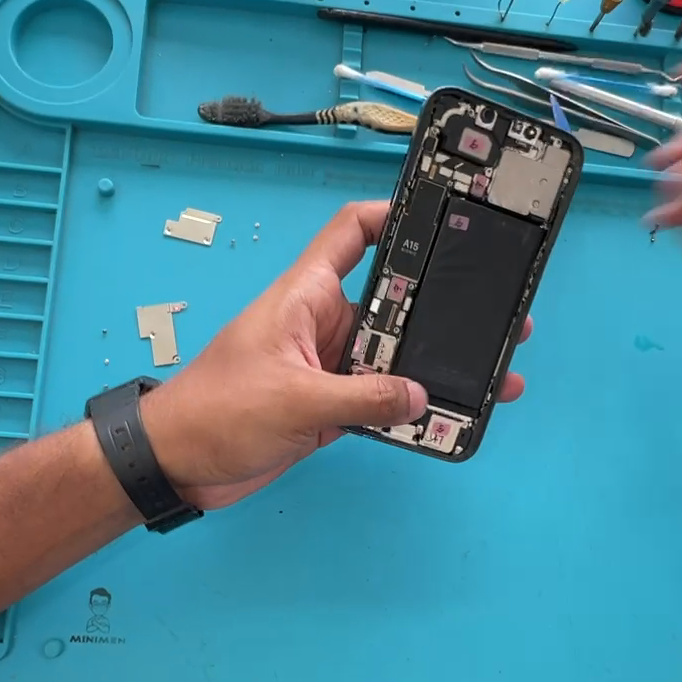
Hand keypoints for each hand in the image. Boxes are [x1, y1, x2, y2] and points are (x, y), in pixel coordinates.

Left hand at [139, 201, 528, 509]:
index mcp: (306, 297)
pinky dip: (411, 408)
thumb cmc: (218, 412)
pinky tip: (447, 415)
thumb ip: (361, 398)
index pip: (352, 234)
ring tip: (493, 372)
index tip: (444, 219)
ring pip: (394, 358)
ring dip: (436, 365)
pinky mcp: (331, 407)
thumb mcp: (294, 399)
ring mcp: (330, 368)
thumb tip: (421, 396)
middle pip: (393, 303)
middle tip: (500, 315)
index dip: (394, 216)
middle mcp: (324, 325)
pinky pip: (382, 401)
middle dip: (443, 308)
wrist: (180, 466)